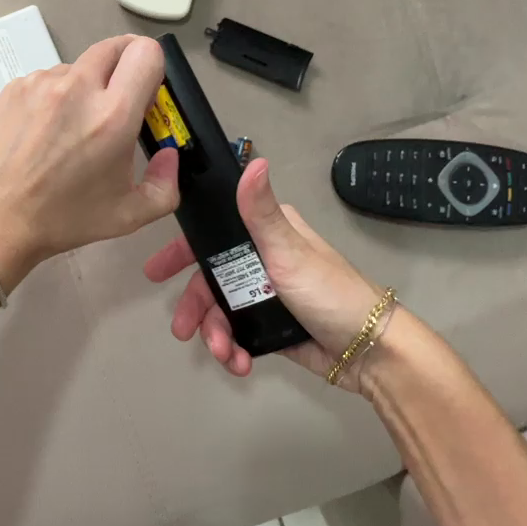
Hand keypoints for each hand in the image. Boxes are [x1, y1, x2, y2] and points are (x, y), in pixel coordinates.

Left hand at [0, 35, 180, 290]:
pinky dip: (56, 96)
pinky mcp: (14, 86)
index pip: (146, 52)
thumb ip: (166, 182)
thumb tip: (169, 152)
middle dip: (124, 67)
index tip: (146, 94)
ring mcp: (41, 83)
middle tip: (117, 101)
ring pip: (79, 66)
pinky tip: (44, 131)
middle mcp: (77, 87)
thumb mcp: (129, 214)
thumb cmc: (63, 219)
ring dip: (86, 85)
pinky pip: (48, 78)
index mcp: (112, 115)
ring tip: (72, 127)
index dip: (153, 68)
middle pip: (115, 46)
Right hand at [144, 157, 390, 392]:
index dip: (183, 251)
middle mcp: (263, 260)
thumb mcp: (288, 251)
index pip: (214, 234)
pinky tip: (240, 364)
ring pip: (221, 311)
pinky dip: (233, 350)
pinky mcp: (270, 327)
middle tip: (182, 330)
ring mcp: (266, 294)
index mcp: (268, 233)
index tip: (156, 271)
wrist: (370, 352)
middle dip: (196, 306)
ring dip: (216, 335)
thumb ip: (262, 212)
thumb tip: (255, 161)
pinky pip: (238, 335)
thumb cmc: (328, 292)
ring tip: (224, 356)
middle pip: (211, 278)